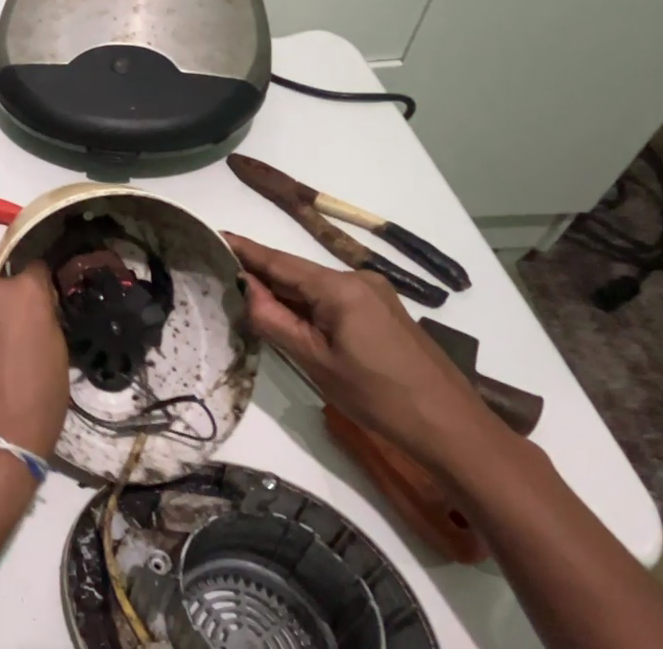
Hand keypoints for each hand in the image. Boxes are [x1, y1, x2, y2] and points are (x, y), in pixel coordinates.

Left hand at [0, 261, 67, 457]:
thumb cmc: (40, 394)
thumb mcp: (60, 351)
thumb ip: (46, 317)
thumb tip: (38, 308)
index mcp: (24, 290)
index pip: (37, 269)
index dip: (45, 287)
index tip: (49, 307)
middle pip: (8, 287)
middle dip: (17, 304)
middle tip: (28, 334)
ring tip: (6, 354)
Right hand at [226, 233, 503, 471]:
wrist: (451, 428)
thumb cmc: (378, 395)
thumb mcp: (314, 359)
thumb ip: (273, 319)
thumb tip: (243, 288)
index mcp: (339, 287)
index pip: (278, 261)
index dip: (243, 249)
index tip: (211, 235)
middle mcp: (357, 280)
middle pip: (295, 272)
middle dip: (259, 275)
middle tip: (217, 277)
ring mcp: (374, 295)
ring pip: (313, 288)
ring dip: (282, 295)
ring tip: (244, 300)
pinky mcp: (382, 313)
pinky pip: (332, 301)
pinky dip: (306, 306)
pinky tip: (288, 319)